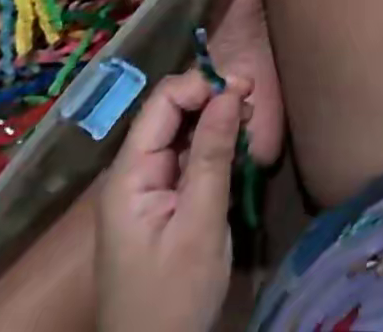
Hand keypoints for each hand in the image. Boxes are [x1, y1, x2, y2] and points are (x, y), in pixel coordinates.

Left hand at [97, 71, 251, 331]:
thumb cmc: (173, 297)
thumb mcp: (199, 225)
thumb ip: (212, 155)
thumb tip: (229, 92)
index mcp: (130, 173)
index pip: (162, 103)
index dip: (201, 85)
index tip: (245, 86)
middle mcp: (133, 171)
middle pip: (170, 113)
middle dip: (210, 97)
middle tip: (253, 99)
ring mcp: (147, 187)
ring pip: (180, 132)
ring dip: (213, 118)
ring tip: (249, 117)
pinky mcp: (162, 203)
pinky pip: (185, 158)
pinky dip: (211, 145)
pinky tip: (236, 144)